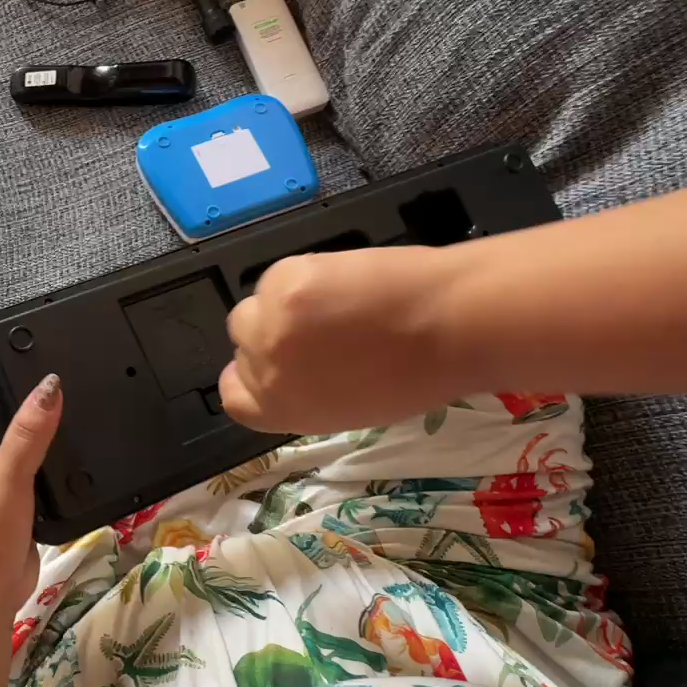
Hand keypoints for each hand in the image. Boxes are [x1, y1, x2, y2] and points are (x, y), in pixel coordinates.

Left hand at [0, 363, 63, 617]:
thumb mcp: (7, 471)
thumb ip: (29, 429)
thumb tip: (51, 381)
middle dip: (3, 386)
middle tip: (35, 357)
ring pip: (13, 441)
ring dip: (28, 420)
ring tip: (61, 394)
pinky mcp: (17, 507)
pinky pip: (33, 470)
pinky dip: (48, 455)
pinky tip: (70, 450)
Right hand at [220, 245, 475, 433]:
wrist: (453, 324)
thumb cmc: (416, 376)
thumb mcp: (346, 408)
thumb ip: (301, 393)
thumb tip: (288, 368)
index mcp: (280, 410)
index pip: (233, 395)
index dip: (250, 375)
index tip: (273, 362)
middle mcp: (265, 370)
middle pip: (242, 342)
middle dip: (269, 333)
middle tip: (314, 327)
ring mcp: (271, 323)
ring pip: (254, 306)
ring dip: (280, 303)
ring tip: (329, 302)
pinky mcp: (284, 281)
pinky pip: (275, 276)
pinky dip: (301, 276)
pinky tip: (339, 281)